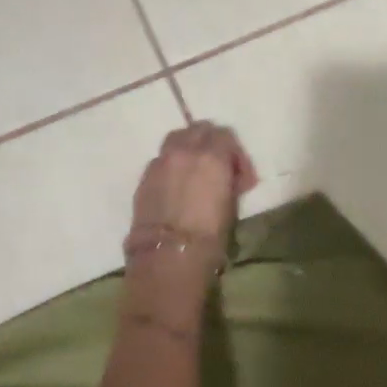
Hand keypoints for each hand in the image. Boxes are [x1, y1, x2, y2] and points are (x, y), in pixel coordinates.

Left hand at [129, 122, 259, 267]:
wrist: (168, 257)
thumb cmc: (209, 238)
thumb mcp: (231, 206)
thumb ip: (228, 182)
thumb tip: (226, 178)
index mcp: (211, 156)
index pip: (226, 135)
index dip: (237, 155)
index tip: (242, 179)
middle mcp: (184, 151)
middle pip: (200, 129)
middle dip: (213, 144)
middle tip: (221, 168)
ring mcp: (160, 161)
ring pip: (177, 138)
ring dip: (190, 148)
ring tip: (197, 172)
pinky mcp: (145, 176)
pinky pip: (162, 159)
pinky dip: (173, 164)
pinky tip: (178, 186)